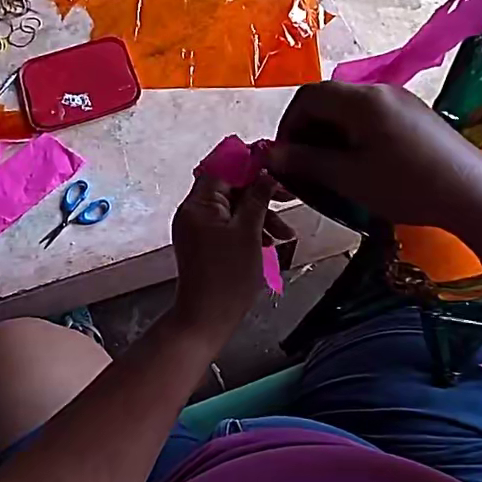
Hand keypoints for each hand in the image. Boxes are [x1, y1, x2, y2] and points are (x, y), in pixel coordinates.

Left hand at [168, 172, 275, 336]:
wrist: (207, 318)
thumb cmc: (227, 277)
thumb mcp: (249, 232)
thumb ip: (258, 198)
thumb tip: (267, 173)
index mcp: (198, 204)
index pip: (223, 168)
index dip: (250, 163)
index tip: (275, 165)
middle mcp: (194, 212)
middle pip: (230, 187)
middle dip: (261, 193)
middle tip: (288, 197)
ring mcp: (198, 228)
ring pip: (234, 208)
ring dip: (261, 215)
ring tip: (285, 234)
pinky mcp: (205, 243)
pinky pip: (229, 225)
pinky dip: (250, 229)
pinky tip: (271, 243)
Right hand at [265, 81, 481, 230]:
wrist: (473, 193)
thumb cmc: (406, 185)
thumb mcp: (349, 177)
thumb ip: (307, 162)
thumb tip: (272, 154)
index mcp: (361, 99)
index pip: (308, 96)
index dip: (288, 125)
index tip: (284, 158)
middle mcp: (380, 90)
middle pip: (329, 99)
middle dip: (309, 131)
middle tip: (305, 168)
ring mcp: (402, 101)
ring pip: (351, 110)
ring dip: (331, 136)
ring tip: (332, 172)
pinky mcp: (416, 116)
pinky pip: (373, 118)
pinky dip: (355, 137)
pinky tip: (362, 167)